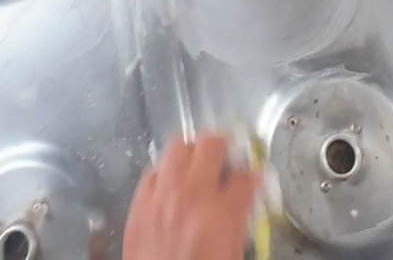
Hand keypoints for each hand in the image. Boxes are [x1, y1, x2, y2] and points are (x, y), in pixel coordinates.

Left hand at [123, 133, 257, 259]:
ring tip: (197, 167)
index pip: (246, 176)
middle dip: (224, 148)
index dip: (253, 174)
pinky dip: (165, 172)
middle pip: (211, 144)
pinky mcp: (138, 203)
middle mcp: (190, 195)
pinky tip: (171, 186)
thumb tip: (249, 190)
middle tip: (226, 160)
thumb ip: (241, 217)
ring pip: (178, 146)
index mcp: (220, 215)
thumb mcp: (231, 252)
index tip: (253, 176)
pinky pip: (153, 170)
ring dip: (192, 153)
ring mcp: (161, 195)